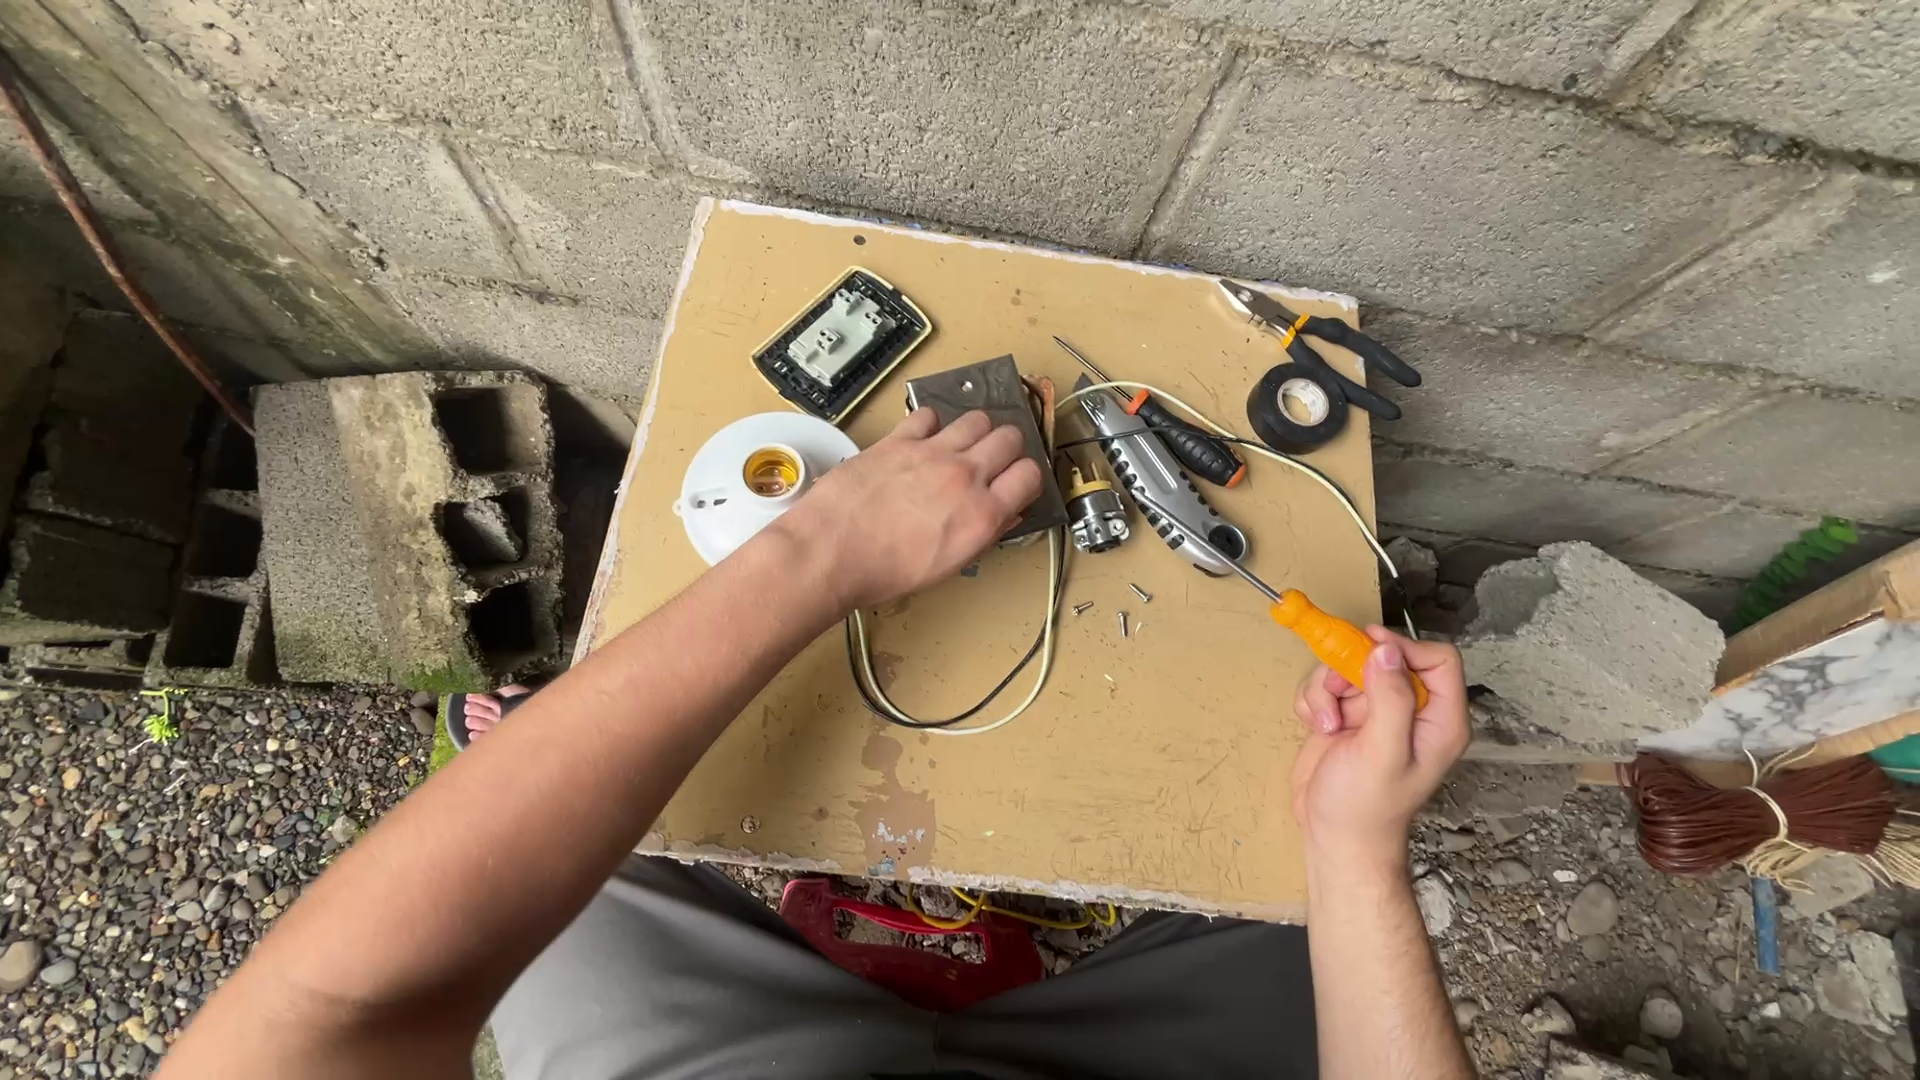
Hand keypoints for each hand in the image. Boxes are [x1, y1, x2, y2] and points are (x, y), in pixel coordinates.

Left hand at [766, 408, 1043, 611]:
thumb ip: (983, 534)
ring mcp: (932, 453)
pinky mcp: (899, 440)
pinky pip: (929, 415)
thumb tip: (1004, 515)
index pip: (1030, 475)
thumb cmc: (885, 571)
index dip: (1026, 477)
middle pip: (1010, 438)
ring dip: (975, 431)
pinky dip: (932, 424)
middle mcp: (964, 477)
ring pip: (977, 418)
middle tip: (992, 461)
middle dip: (1006, 448)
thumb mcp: (947, 566)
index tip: (1015, 482)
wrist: (831, 553)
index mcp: (982, 515)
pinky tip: (922, 440)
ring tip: (960, 446)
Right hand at [1290, 627, 1469, 867]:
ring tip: (1326, 724)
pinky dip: (1312, 701)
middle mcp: (1409, 710)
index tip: (1367, 651)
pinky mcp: (1343, 716)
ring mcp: (1373, 713)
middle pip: (1380, 656)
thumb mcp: (1382, 752)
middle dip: (1349, 671)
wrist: (1334, 836)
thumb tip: (1386, 649)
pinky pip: (1324, 686)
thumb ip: (1390, 699)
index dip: (1403, 648)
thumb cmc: (1366, 807)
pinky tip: (1316, 728)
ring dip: (1324, 690)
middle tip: (1336, 695)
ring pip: (1344, 668)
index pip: (1436, 659)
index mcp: (1438, 719)